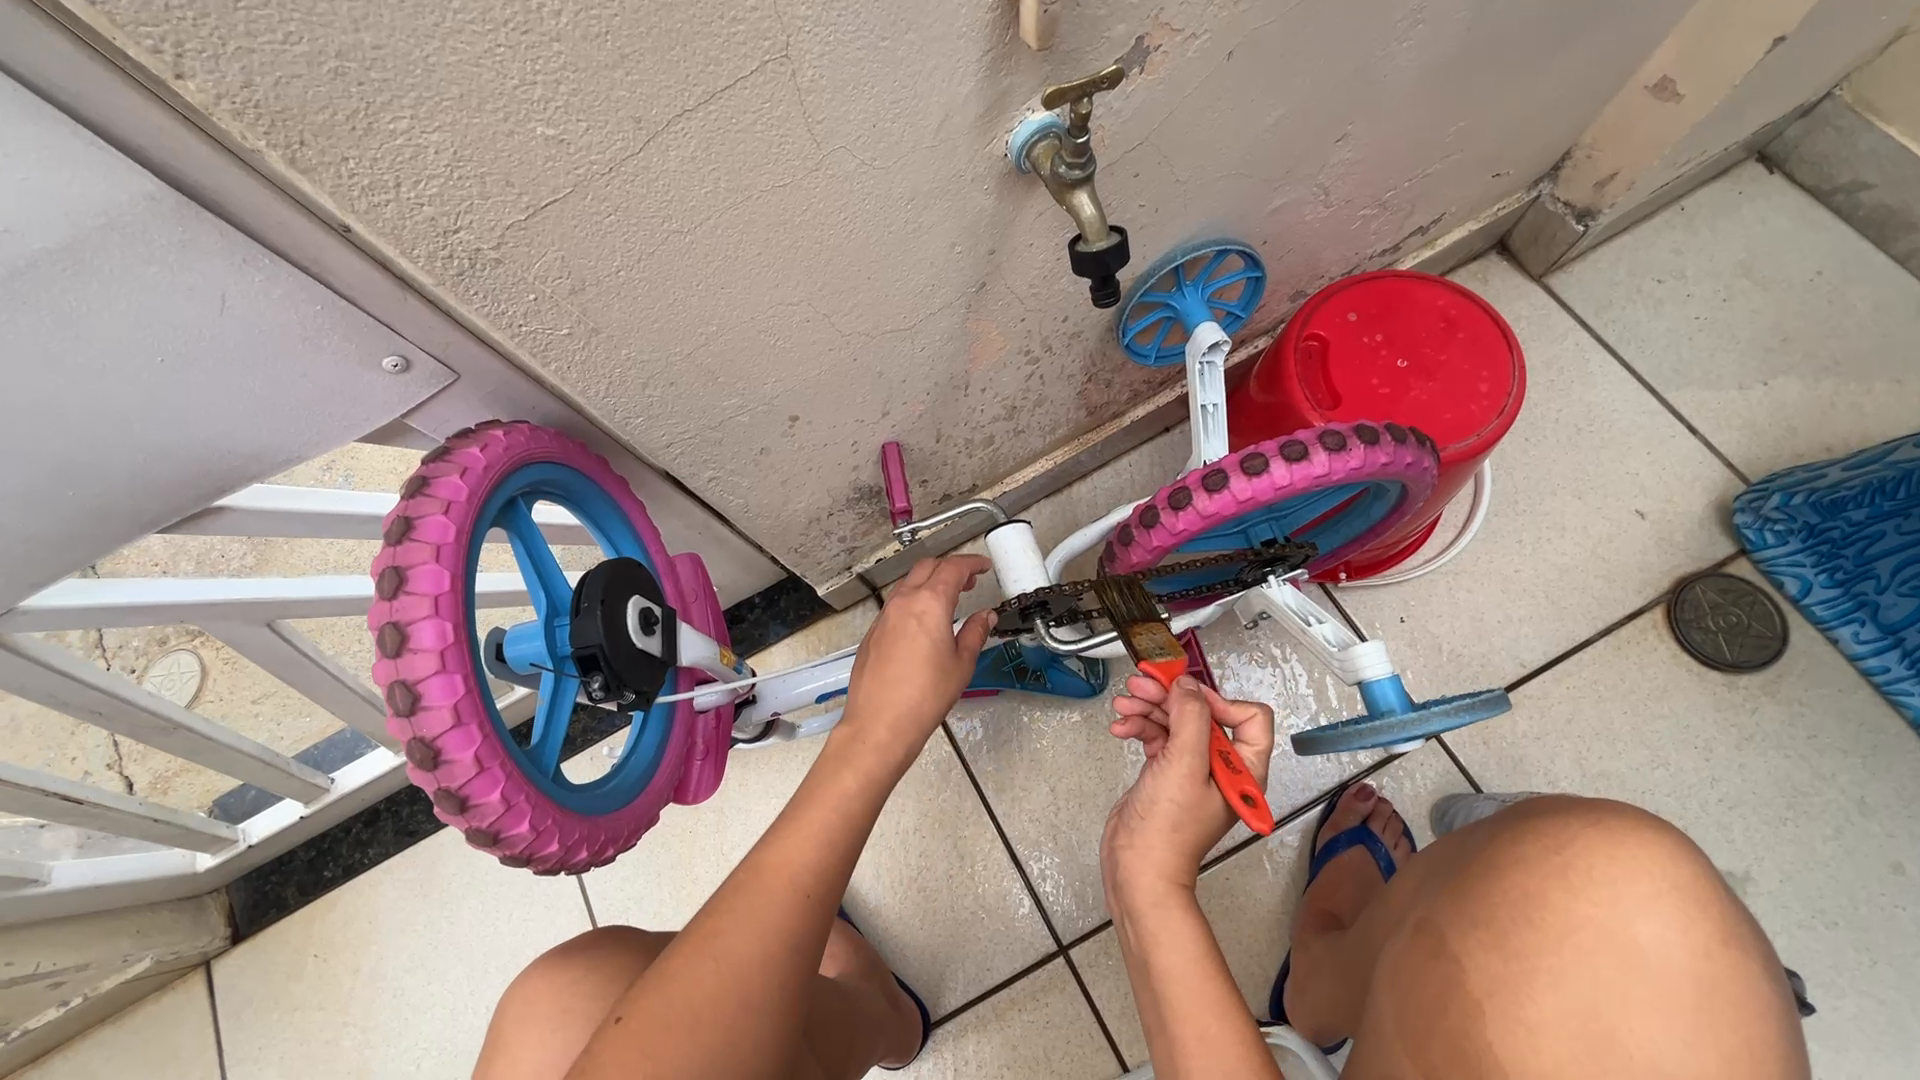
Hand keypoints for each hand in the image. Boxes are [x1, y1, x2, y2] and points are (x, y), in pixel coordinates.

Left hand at [833, 554, 995, 770]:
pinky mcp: (873, 633)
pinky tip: (924, 621)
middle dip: (949, 568)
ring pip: (908, 584)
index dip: (971, 563)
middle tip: (969, 580)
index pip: (952, 568)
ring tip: (948, 598)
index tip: (983, 566)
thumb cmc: (922, 697)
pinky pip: (895, 604)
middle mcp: (903, 603)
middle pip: (927, 567)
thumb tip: (985, 617)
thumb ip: (975, 633)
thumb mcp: (961, 664)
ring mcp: (884, 616)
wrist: (880, 723)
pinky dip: (913, 600)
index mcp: (929, 604)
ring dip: (929, 582)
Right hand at [1101, 674, 1274, 896]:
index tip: (1185, 696)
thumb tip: (1188, 684)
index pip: (1248, 718)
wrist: (1137, 867)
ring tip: (1125, 704)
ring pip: (1174, 721)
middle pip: (1202, 714)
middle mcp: (1220, 767)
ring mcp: (1190, 770)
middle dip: (1170, 697)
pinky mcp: (1164, 773)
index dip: (1217, 701)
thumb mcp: (1185, 765)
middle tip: (1141, 686)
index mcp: (1243, 769)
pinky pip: (1156, 736)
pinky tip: (1121, 728)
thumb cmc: (1168, 831)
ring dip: (1148, 708)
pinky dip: (1139, 727)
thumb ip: (1191, 718)